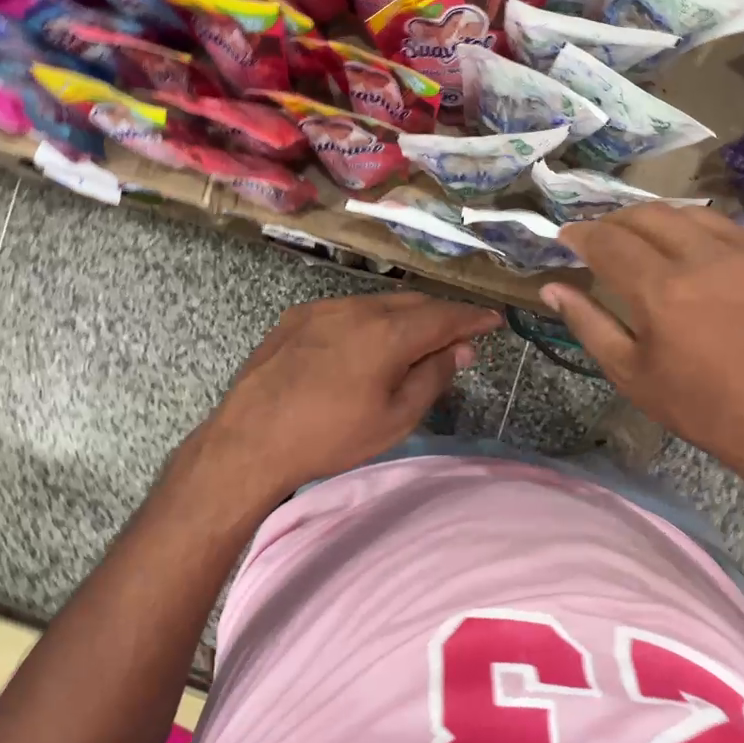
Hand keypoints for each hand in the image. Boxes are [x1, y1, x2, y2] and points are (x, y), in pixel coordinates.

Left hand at [182, 293, 501, 501]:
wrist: (251, 439)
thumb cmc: (330, 437)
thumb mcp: (395, 419)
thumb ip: (432, 377)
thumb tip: (461, 349)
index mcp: (388, 332)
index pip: (444, 316)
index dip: (472, 318)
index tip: (493, 321)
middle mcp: (357, 308)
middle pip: (412, 303)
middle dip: (440, 316)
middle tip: (458, 337)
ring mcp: (322, 308)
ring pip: (377, 303)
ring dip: (403, 317)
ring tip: (414, 341)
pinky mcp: (296, 317)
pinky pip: (345, 310)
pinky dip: (368, 320)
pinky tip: (365, 343)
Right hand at [542, 204, 743, 495]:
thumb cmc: (703, 408)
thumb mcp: (631, 374)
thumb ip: (588, 324)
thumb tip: (552, 287)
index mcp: (662, 292)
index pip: (609, 242)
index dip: (581, 234)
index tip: (567, 236)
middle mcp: (706, 259)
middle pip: (649, 215)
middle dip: (615, 220)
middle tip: (602, 236)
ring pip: (692, 213)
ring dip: (659, 219)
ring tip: (646, 238)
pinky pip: (733, 229)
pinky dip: (702, 233)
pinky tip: (696, 254)